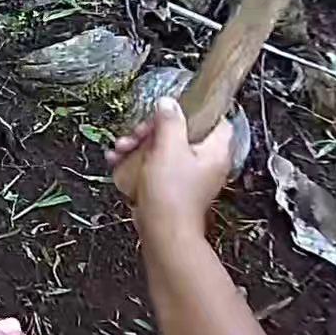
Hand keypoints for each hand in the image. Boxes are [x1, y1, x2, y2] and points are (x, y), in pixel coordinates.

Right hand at [107, 96, 231, 240]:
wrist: (162, 231)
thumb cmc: (171, 192)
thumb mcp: (168, 148)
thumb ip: (170, 122)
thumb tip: (168, 103)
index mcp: (215, 151)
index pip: (217, 120)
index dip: (195, 111)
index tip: (173, 109)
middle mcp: (205, 162)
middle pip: (182, 133)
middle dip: (153, 130)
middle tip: (137, 133)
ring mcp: (188, 176)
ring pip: (164, 149)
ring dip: (140, 145)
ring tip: (121, 149)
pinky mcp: (171, 187)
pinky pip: (155, 166)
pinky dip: (138, 162)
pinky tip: (118, 161)